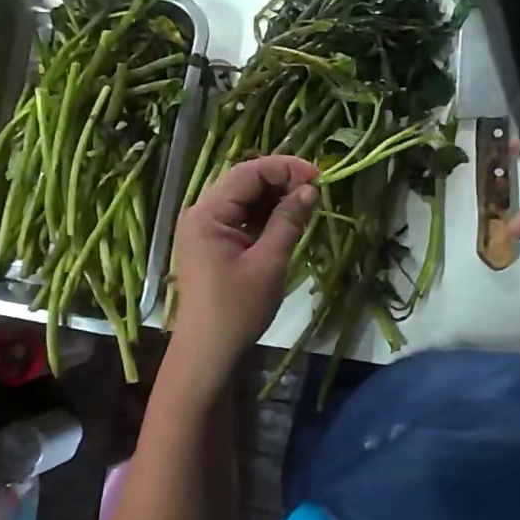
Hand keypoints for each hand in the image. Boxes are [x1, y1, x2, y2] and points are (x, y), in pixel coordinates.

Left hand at [171, 155, 318, 368]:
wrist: (208, 351)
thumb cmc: (237, 309)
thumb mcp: (269, 263)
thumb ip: (289, 221)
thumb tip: (311, 189)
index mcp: (207, 213)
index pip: (248, 172)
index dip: (285, 168)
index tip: (320, 177)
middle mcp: (199, 213)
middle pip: (243, 181)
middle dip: (281, 180)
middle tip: (316, 191)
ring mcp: (203, 229)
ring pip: (242, 199)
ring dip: (273, 198)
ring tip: (306, 205)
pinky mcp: (210, 244)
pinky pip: (238, 217)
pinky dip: (262, 216)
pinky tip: (286, 222)